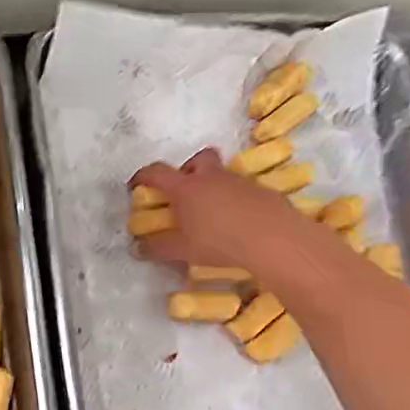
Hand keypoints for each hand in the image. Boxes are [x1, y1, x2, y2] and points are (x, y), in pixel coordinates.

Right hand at [131, 148, 316, 269]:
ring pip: (221, 175)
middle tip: (183, 192)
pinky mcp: (262, 191)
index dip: (142, 176)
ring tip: (209, 215)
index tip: (135, 185)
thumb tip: (138, 247)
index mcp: (186, 188)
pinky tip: (234, 223)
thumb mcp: (181, 250)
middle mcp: (212, 177)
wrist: (274, 239)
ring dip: (212, 187)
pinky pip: (241, 190)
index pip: (157, 173)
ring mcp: (239, 182)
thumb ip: (157, 247)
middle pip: (197, 159)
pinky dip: (233, 201)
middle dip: (187, 170)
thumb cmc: (218, 242)